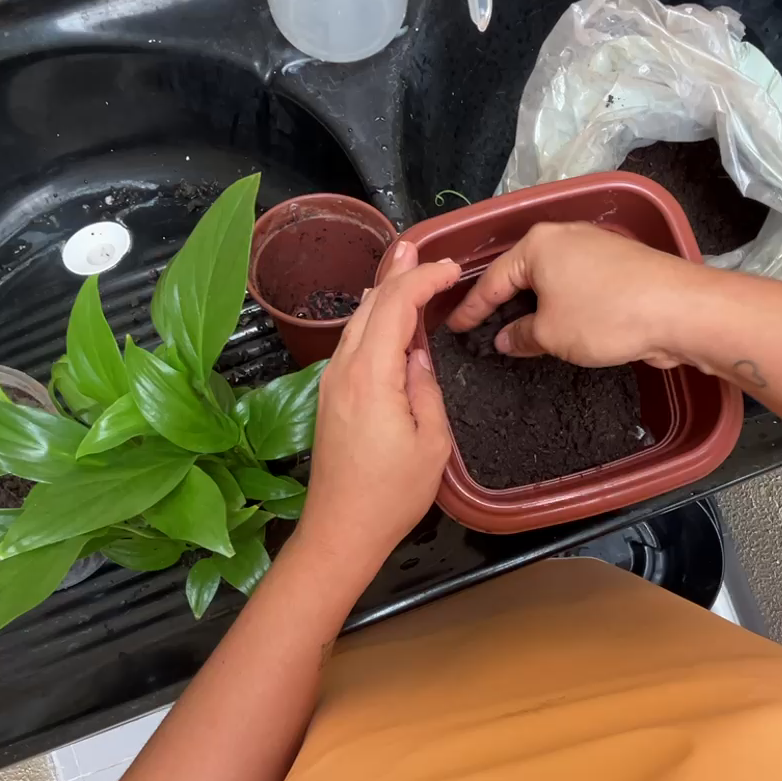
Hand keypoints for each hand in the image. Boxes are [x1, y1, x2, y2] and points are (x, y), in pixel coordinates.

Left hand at [292, 242, 461, 577]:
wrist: (341, 529)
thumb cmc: (392, 494)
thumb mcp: (430, 442)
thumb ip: (425, 388)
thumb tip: (417, 356)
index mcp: (372, 376)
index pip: (396, 307)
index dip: (424, 280)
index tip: (452, 269)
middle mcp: (344, 370)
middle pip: (370, 305)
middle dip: (399, 274)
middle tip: (424, 251)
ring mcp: (331, 383)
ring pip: (356, 322)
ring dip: (383, 295)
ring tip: (406, 271)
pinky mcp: (329, 398)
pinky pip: (351, 344)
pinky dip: (372, 321)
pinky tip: (386, 320)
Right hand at [444, 222, 715, 368]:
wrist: (679, 310)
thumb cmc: (604, 317)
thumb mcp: (550, 333)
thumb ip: (520, 335)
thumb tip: (504, 338)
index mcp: (538, 244)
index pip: (492, 279)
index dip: (471, 308)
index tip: (454, 328)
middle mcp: (563, 236)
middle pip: (520, 273)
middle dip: (501, 302)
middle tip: (479, 328)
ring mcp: (593, 248)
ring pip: (549, 280)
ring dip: (532, 306)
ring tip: (514, 332)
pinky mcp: (617, 265)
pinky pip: (573, 285)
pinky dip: (559, 305)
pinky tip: (555, 326)